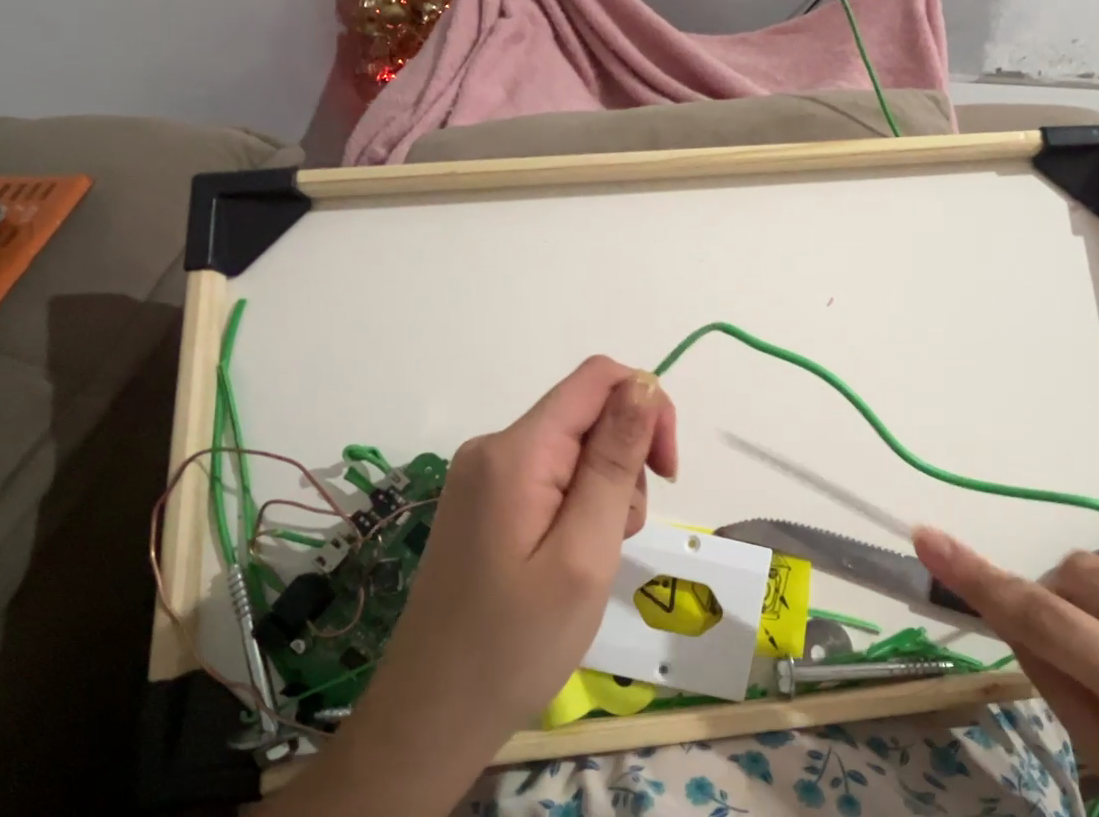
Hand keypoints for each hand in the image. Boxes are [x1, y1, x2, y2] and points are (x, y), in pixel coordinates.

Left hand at [386, 356, 676, 730]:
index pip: (599, 379)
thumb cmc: (516, 645)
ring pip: (576, 450)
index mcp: (515, 452)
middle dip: (625, 463)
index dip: (648, 408)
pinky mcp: (485, 505)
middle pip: (588, 414)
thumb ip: (615, 461)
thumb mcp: (584, 552)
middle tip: (618, 538)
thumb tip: (645, 383)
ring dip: (605, 493)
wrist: (432, 719)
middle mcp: (493, 449)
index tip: (666, 473)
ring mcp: (484, 478)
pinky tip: (568, 562)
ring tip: (590, 560)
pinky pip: (552, 479)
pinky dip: (579, 510)